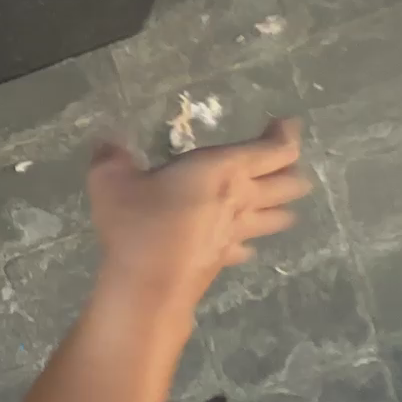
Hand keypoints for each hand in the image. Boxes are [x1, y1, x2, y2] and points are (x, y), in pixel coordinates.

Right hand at [86, 118, 309, 314]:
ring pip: (283, 213)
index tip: (283, 123)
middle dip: (288, 168)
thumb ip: (111, 156)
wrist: (150, 279)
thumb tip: (107, 140)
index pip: (275, 149)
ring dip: (278, 202)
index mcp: (222, 171)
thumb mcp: (109, 180)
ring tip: (260, 197)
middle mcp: (243, 198)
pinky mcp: (229, 255)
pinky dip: (249, 234)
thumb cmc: (136, 221)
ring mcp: (241, 231)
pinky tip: (232, 235)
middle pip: (293, 182)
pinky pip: (252, 241)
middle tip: (269, 161)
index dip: (285, 134)